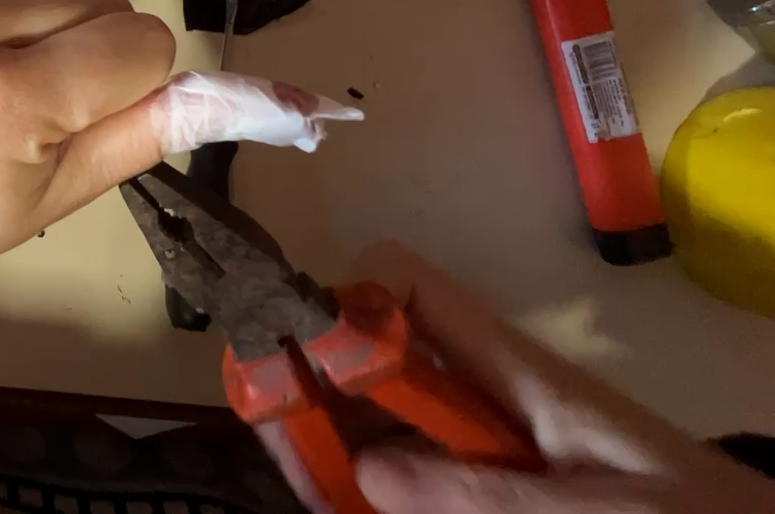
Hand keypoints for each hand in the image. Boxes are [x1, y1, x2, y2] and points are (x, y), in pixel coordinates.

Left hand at [0, 0, 175, 279]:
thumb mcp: (71, 188)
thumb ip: (159, 128)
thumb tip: (263, 100)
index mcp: (9, 97)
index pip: (141, 42)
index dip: (137, 81)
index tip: (94, 112)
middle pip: (102, 1)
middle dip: (98, 48)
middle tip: (51, 100)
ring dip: (58, 18)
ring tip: (17, 68)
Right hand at [265, 243, 774, 513]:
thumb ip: (487, 498)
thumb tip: (367, 475)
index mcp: (501, 361)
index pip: (403, 282)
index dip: (346, 298)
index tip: (308, 356)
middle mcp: (473, 382)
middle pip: (366, 352)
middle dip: (310, 381)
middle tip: (273, 433)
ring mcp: (474, 433)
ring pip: (374, 410)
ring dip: (327, 437)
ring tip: (297, 476)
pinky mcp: (480, 477)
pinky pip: (403, 463)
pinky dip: (363, 482)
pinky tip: (340, 499)